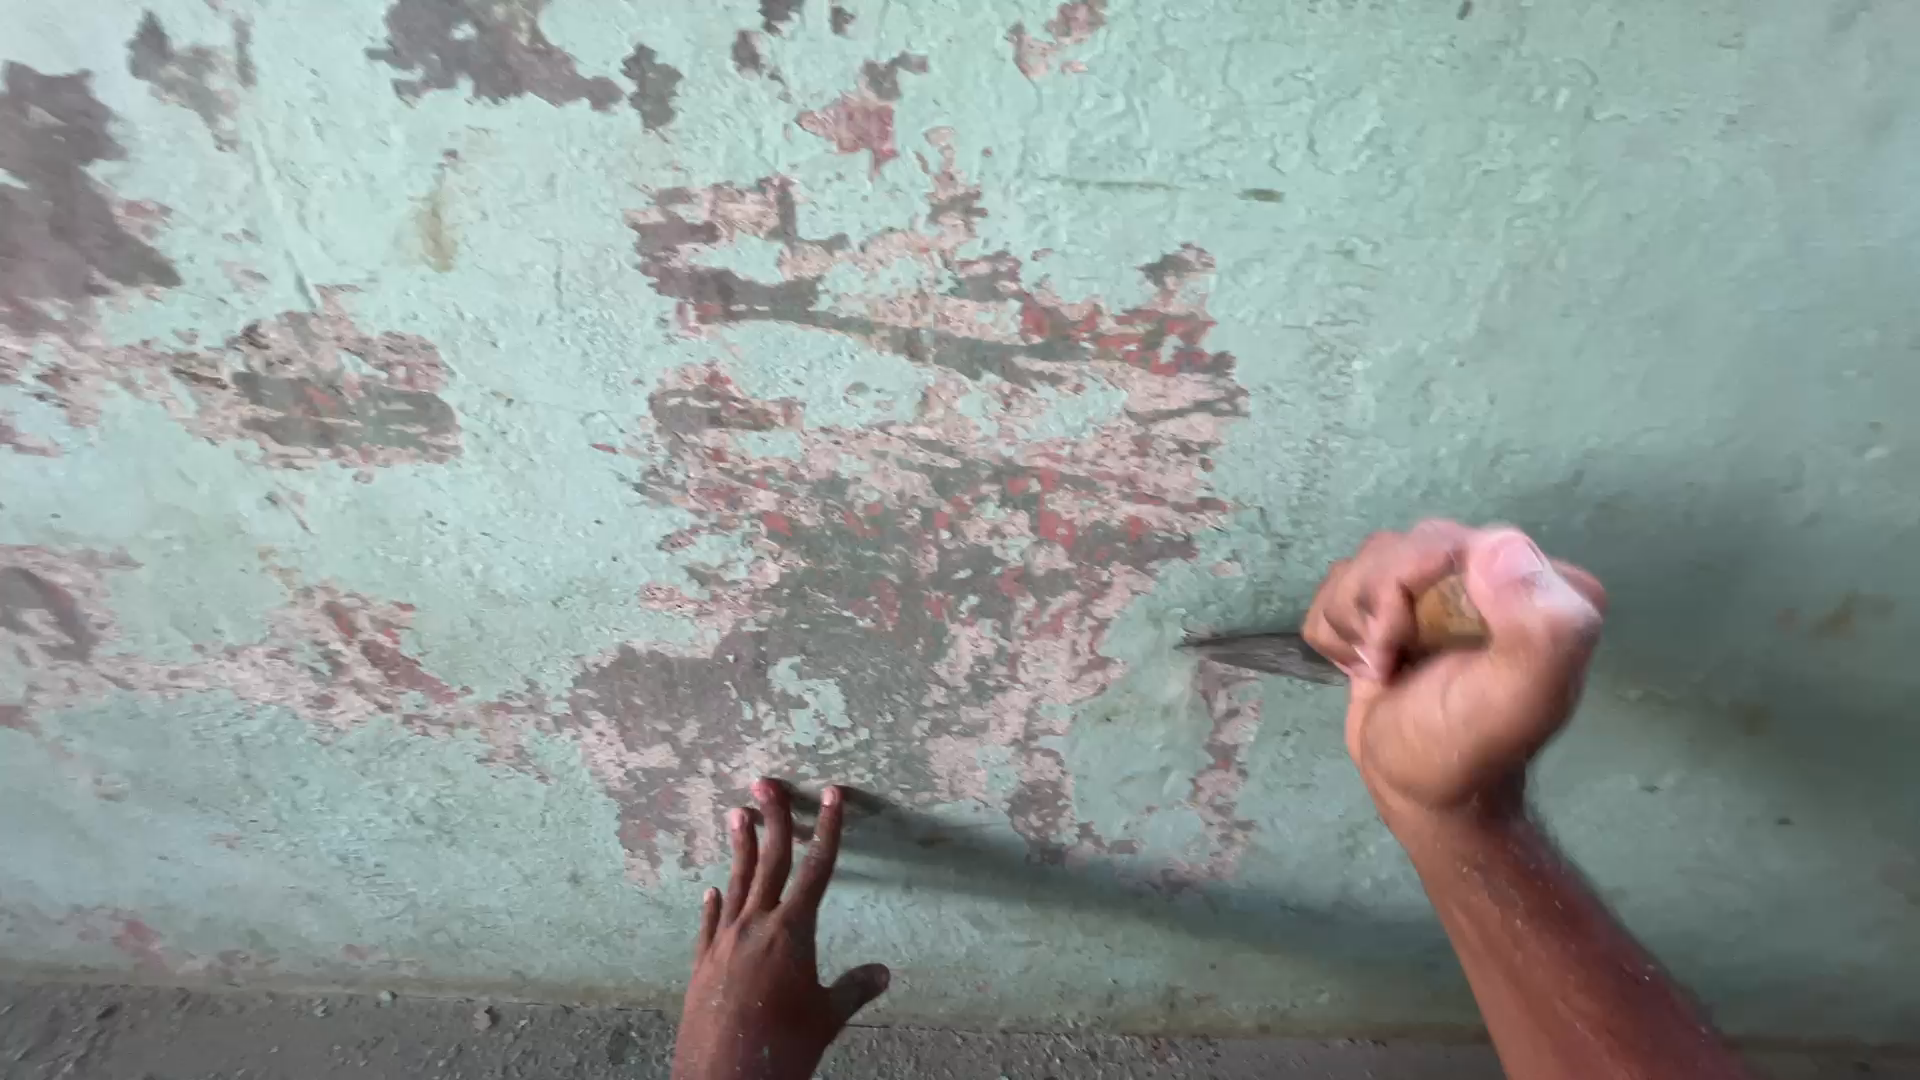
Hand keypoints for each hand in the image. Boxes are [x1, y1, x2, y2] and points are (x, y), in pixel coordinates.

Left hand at [671, 779, 889, 1079]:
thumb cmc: (782, 1051)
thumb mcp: (826, 1018)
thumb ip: (854, 988)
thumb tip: (884, 972)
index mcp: (792, 931)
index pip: (817, 867)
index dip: (828, 828)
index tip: (831, 794)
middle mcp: (756, 925)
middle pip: (770, 860)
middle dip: (772, 818)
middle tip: (765, 782)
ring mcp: (724, 942)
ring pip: (736, 882)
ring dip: (740, 847)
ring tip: (737, 814)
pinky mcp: (702, 965)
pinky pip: (709, 924)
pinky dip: (713, 903)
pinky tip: (712, 889)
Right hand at [1303, 522, 1606, 821]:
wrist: (1416, 789)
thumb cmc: (1464, 748)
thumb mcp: (1517, 698)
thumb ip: (1539, 625)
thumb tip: (1494, 543)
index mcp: (1532, 583)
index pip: (1441, 540)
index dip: (1402, 584)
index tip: (1404, 641)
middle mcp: (1485, 576)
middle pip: (1390, 549)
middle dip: (1372, 609)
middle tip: (1387, 660)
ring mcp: (1432, 592)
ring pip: (1357, 566)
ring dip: (1350, 625)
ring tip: (1379, 667)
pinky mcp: (1388, 609)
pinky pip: (1333, 589)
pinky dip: (1333, 633)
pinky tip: (1364, 664)